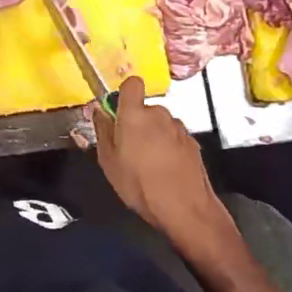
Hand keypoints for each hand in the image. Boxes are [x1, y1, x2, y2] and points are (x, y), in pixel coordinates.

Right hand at [93, 76, 234, 256]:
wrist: (185, 208)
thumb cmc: (139, 184)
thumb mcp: (108, 160)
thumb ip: (102, 130)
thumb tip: (98, 110)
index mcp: (135, 115)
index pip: (132, 84)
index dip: (124, 94)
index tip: (117, 112)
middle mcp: (160, 115)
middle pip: (144, 109)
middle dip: (135, 122)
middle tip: (126, 149)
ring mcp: (179, 128)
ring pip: (159, 124)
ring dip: (152, 136)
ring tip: (146, 164)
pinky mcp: (192, 142)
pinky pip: (172, 137)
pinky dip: (167, 147)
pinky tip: (163, 170)